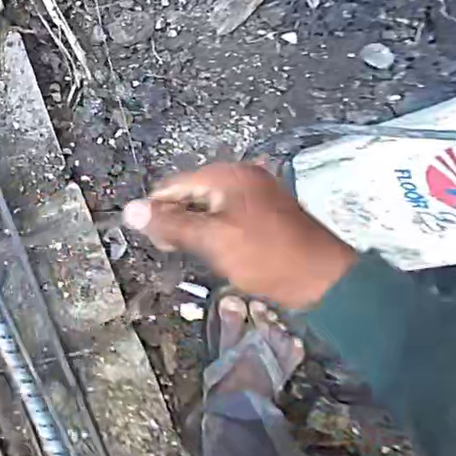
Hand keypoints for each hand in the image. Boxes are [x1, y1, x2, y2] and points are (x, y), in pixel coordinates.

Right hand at [123, 162, 357, 309]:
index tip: (157, 241)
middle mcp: (242, 175)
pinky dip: (217, 230)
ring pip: (209, 206)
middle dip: (178, 220)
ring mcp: (256, 192)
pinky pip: (228, 214)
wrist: (326, 280)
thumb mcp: (212, 241)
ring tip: (201, 254)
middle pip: (191, 193)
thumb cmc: (268, 257)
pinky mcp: (266, 210)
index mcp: (228, 175)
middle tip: (177, 250)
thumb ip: (170, 224)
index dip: (158, 211)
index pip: (174, 185)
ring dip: (197, 228)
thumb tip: (130, 210)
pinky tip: (221, 251)